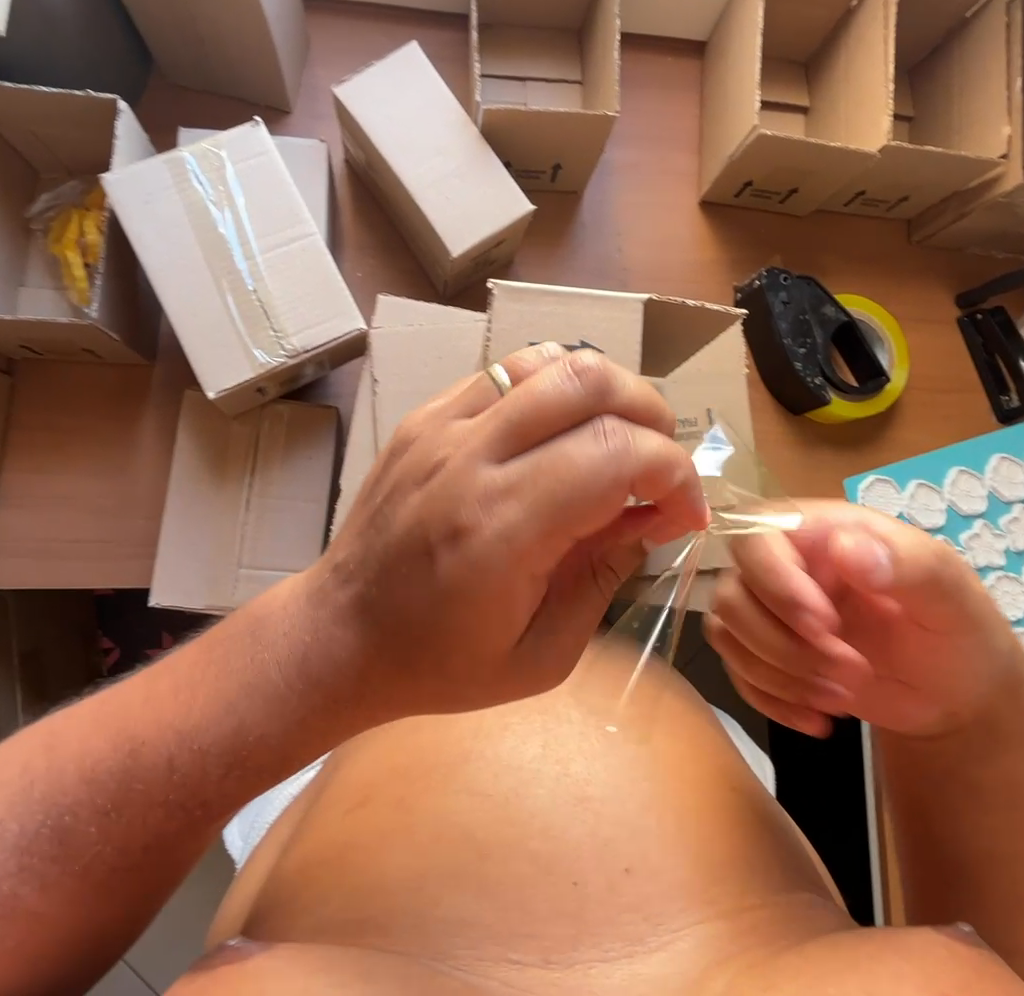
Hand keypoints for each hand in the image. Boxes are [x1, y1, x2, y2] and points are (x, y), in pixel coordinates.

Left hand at [312, 343, 710, 721]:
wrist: (339, 634)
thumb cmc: (439, 663)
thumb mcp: (542, 654)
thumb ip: (605, 575)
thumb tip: (654, 515)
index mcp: (501, 529)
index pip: (617, 454)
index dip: (675, 474)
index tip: (685, 515)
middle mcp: (471, 459)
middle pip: (591, 385)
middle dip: (654, 417)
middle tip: (662, 469)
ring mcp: (441, 427)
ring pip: (551, 360)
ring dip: (609, 391)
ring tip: (621, 439)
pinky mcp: (426, 416)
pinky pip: (508, 369)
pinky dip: (557, 386)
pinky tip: (566, 430)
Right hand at [706, 501, 1023, 738]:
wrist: (956, 695)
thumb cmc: (958, 631)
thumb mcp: (950, 595)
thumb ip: (905, 564)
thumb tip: (845, 548)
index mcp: (823, 532)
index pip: (757, 534)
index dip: (775, 580)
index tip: (825, 625)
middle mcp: (785, 565)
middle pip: (732, 591)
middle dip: (786, 643)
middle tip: (851, 671)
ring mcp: (770, 611)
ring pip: (726, 633)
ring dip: (779, 674)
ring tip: (842, 697)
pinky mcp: (764, 653)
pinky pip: (735, 672)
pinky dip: (771, 700)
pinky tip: (819, 718)